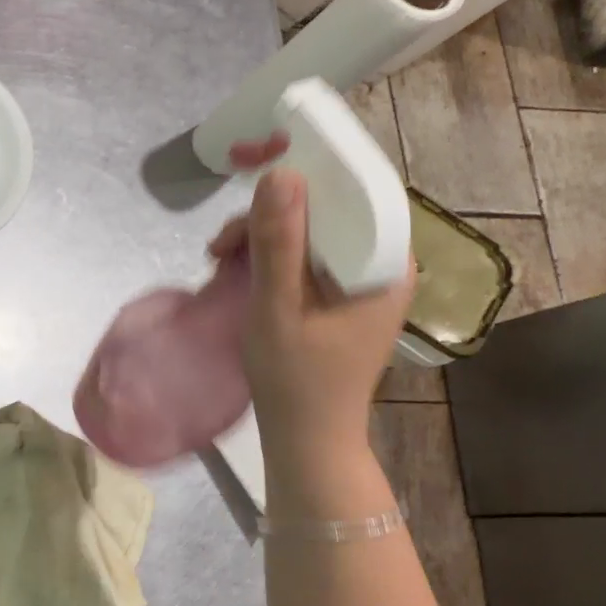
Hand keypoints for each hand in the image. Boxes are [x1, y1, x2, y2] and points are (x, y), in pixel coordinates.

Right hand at [210, 147, 413, 452]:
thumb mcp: (278, 308)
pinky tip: (237, 272)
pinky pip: (307, 258)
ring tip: (219, 262)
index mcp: (386, 263)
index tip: (257, 165)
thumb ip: (279, 242)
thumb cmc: (296, 379)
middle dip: (271, 214)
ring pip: (313, 234)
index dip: (310, 169)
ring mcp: (362, 282)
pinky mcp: (341, 298)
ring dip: (262, 237)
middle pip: (330, 211)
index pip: (358, 190)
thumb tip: (280, 173)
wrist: (307, 440)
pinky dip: (269, 257)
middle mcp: (384, 265)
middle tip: (220, 243)